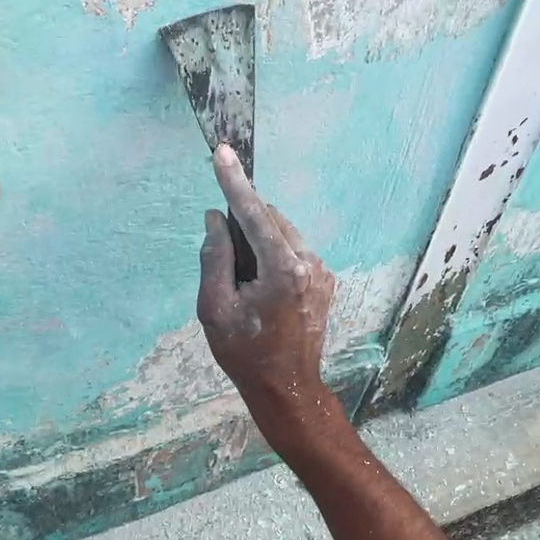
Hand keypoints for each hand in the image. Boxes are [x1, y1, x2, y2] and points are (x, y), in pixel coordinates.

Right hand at [197, 145, 338, 436]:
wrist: (287, 387)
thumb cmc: (244, 352)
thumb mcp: (214, 307)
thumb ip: (215, 256)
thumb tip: (216, 218)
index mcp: (283, 269)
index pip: (254, 213)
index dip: (234, 182)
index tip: (223, 152)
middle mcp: (309, 262)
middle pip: (270, 220)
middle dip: (242, 224)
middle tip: (222, 255)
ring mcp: (322, 271)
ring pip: (282, 234)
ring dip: (258, 241)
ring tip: (242, 281)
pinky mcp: (325, 281)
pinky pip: (293, 251)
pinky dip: (272, 254)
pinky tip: (260, 286)